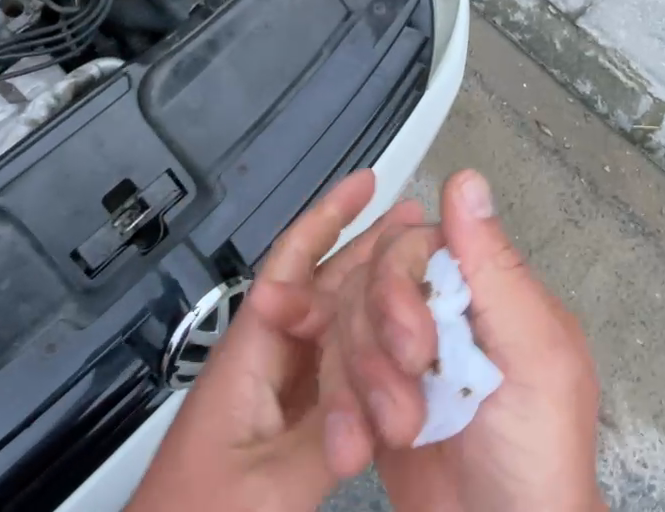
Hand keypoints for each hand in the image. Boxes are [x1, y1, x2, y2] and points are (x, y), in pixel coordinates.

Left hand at [127, 169, 417, 511]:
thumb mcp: (270, 482)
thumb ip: (331, 437)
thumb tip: (384, 401)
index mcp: (249, 355)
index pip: (292, 265)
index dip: (329, 217)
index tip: (365, 183)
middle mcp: (263, 361)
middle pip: (320, 287)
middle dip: (364, 247)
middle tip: (410, 221)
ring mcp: (276, 393)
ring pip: (333, 329)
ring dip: (373, 298)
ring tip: (415, 270)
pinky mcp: (285, 424)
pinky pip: (336, 373)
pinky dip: (369, 353)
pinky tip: (400, 350)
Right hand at [320, 170, 603, 511]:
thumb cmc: (538, 461)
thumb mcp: (535, 359)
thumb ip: (496, 270)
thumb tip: (467, 181)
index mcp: (483, 292)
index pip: (417, 248)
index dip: (399, 286)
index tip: (411, 344)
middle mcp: (440, 312)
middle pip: (371, 284)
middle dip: (378, 347)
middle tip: (402, 406)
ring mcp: (404, 354)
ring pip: (346, 327)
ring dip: (360, 385)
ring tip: (395, 433)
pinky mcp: (373, 395)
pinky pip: (334, 374)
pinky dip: (339, 411)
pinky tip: (353, 446)